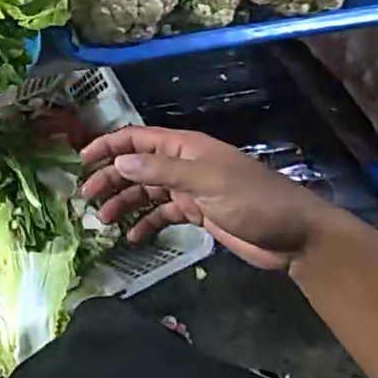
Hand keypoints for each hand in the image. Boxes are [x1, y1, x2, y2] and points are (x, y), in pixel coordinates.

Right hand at [80, 126, 342, 270]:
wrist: (295, 236)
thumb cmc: (253, 200)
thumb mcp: (206, 182)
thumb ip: (161, 171)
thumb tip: (119, 162)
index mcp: (184, 148)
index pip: (137, 139)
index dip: (108, 146)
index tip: (82, 161)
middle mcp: (182, 165)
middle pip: (136, 166)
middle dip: (110, 179)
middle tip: (87, 198)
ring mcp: (189, 189)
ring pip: (145, 192)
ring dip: (124, 204)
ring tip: (104, 222)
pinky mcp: (196, 213)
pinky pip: (162, 215)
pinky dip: (145, 224)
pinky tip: (133, 238)